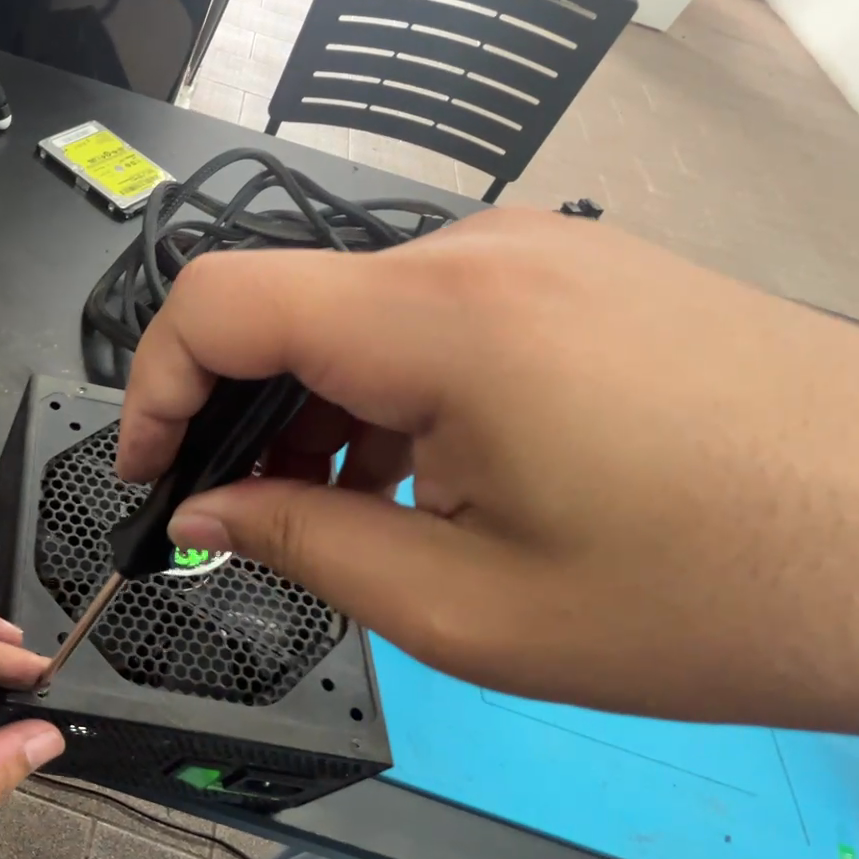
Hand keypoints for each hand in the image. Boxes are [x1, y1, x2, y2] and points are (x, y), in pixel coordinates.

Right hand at [117, 208, 858, 736]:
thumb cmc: (712, 596)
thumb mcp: (462, 606)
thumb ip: (299, 545)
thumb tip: (196, 514)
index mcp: (438, 319)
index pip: (216, 303)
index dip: (151, 388)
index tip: (146, 473)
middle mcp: (473, 253)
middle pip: (276, 307)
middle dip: (226, 415)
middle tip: (233, 515)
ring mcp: (527, 254)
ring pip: (342, 319)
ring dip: (303, 413)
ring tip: (333, 511)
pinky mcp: (565, 276)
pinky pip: (414, 322)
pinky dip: (372, 396)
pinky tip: (409, 473)